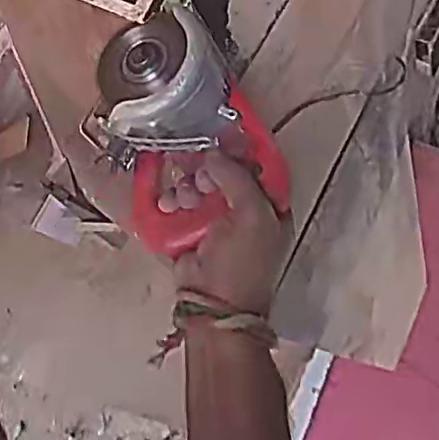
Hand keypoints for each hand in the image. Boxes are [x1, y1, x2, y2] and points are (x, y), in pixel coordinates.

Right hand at [172, 151, 284, 315]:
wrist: (212, 303)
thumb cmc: (242, 261)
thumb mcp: (251, 217)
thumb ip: (236, 178)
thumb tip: (212, 154)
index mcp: (268, 205)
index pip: (256, 165)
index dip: (238, 150)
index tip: (217, 136)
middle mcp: (244, 208)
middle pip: (223, 171)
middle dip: (206, 169)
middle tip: (196, 174)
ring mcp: (216, 218)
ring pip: (198, 183)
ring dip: (187, 185)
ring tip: (183, 199)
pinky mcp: (191, 226)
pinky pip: (180, 200)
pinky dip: (173, 199)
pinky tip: (169, 206)